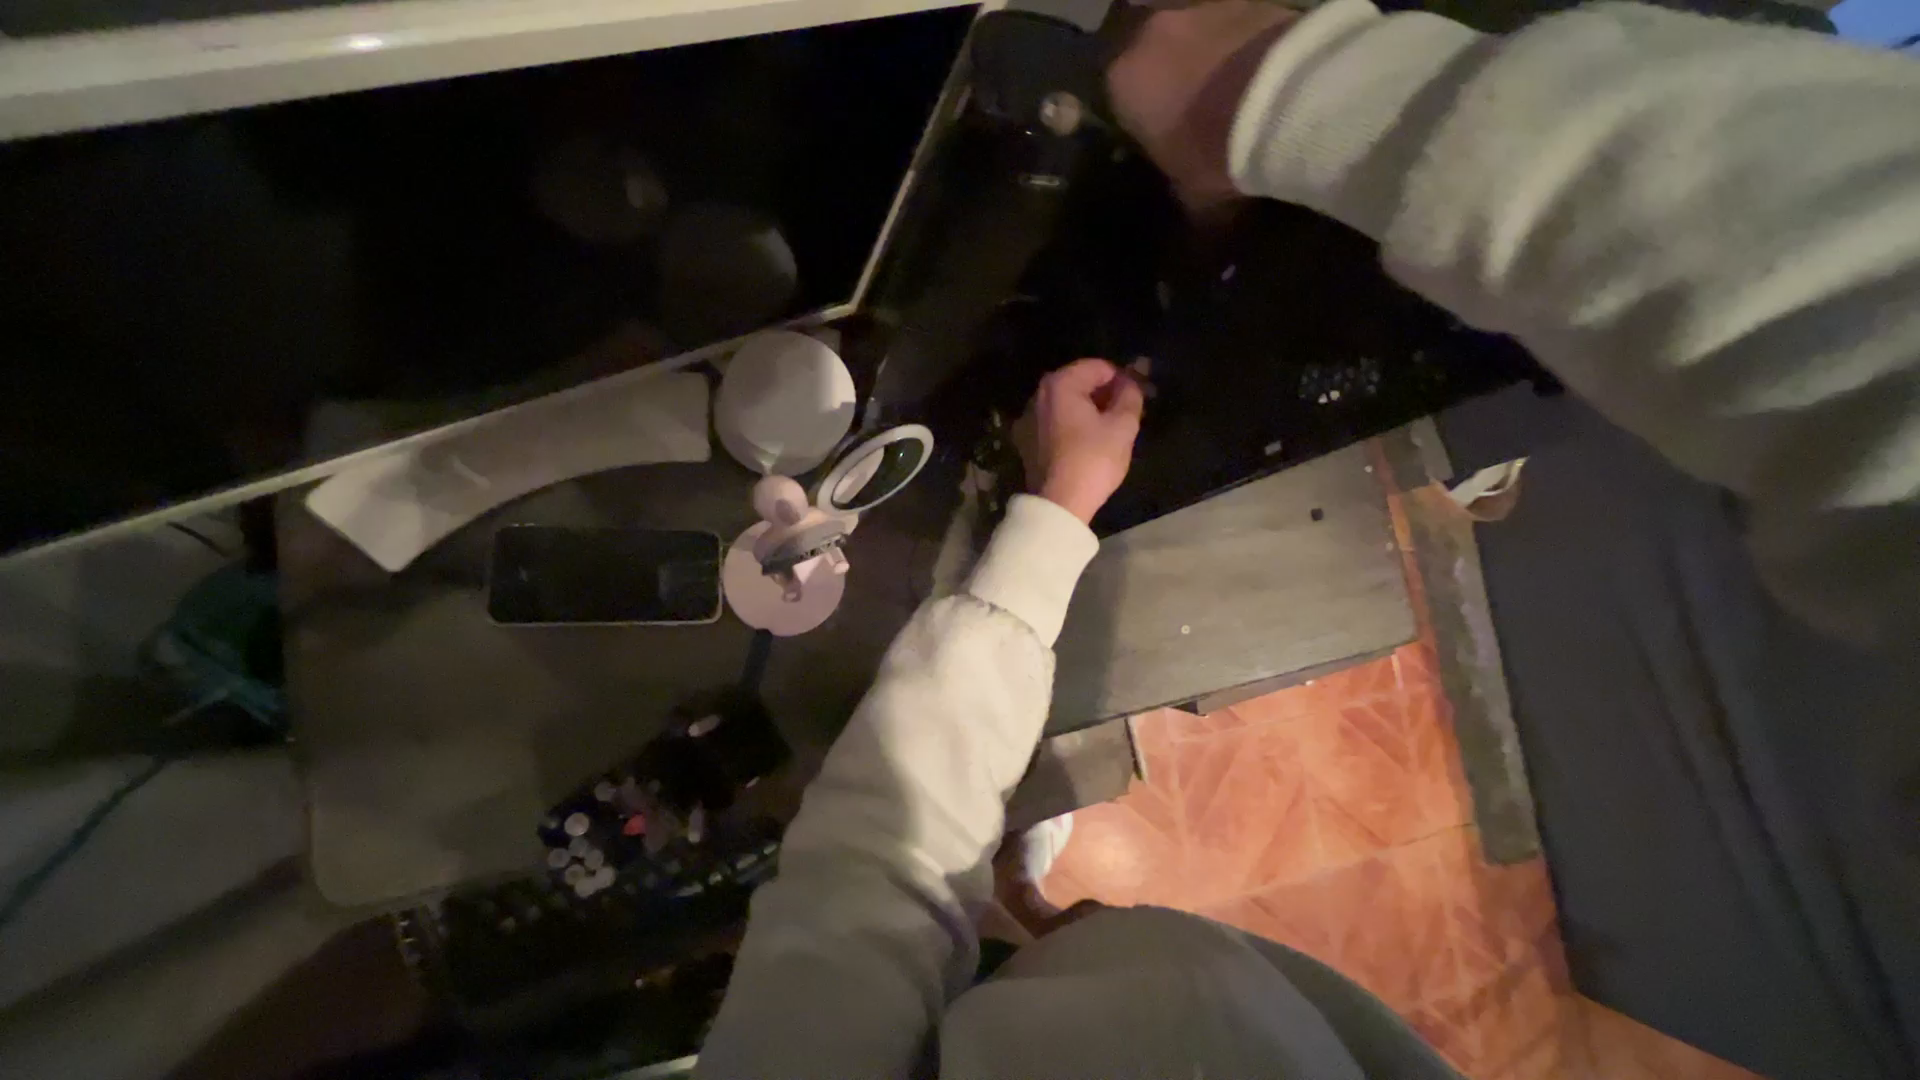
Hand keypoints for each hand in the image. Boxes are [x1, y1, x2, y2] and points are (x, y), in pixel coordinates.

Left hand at [1017, 359, 1145, 524]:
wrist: (1059, 504)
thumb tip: (1131, 382)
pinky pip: (1054, 423)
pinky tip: (1087, 443)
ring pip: (1066, 404)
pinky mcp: (1025, 442)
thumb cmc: (1093, 460)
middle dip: (1105, 394)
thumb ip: (1130, 395)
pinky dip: (1072, 426)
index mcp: (1059, 384)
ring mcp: (1027, 419)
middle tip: (1127, 413)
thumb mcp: (1122, 426)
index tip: (1137, 397)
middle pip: (1079, 384)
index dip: (1122, 379)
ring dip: (1089, 410)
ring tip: (1110, 429)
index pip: (1099, 367)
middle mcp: (1037, 395)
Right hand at [1107, 1, 1301, 212]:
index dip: (1139, 120)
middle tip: (1194, 110)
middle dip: (1168, 79)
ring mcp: (1199, 7)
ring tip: (1233, 90)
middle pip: (1152, 57)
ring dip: (1205, 58)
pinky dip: (1241, 45)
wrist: (1285, 102)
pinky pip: (1233, 25)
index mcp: (1122, 82)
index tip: (1159, 139)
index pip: (1117, 100)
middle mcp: (1150, 33)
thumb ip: (1179, 191)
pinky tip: (1260, 74)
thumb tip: (1188, 210)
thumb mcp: (1190, 194)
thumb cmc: (1216, 153)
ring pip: (1192, 36)